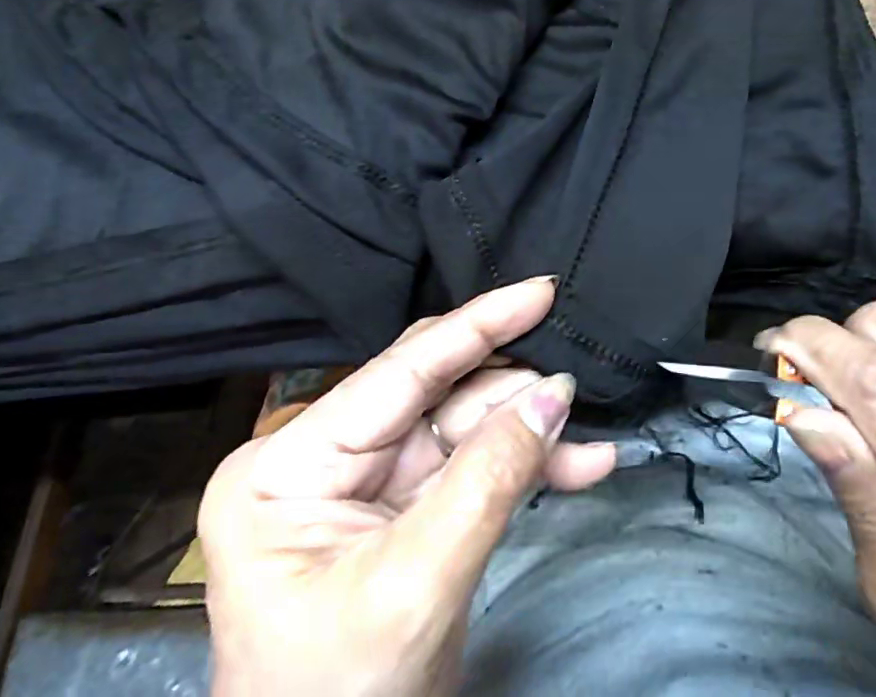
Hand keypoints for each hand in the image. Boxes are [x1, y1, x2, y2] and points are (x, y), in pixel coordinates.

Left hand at [198, 276, 617, 696]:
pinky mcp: (411, 508)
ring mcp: (372, 483)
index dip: (479, 326)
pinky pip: (479, 465)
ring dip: (532, 430)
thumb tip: (554, 395)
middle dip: (513, 388)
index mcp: (287, 465)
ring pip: (470, 426)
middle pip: (440, 392)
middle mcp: (326, 459)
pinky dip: (529, 465)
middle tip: (577, 373)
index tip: (541, 291)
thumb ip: (489, 479)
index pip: (400, 372)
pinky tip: (582, 463)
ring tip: (587, 436)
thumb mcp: (416, 584)